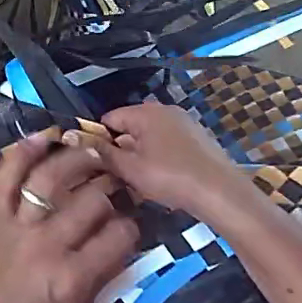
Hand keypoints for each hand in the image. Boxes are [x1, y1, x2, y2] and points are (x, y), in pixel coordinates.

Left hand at [0, 131, 139, 302]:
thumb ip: (104, 275)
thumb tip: (124, 240)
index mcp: (72, 276)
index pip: (119, 236)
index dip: (132, 227)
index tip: (131, 225)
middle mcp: (46, 245)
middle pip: (90, 201)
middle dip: (112, 187)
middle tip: (120, 182)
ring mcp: (18, 226)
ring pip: (50, 179)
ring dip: (76, 159)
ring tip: (94, 150)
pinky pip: (6, 177)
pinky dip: (22, 153)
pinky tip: (43, 137)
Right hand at [95, 103, 256, 219]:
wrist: (220, 192)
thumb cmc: (170, 177)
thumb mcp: (130, 168)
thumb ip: (104, 153)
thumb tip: (81, 140)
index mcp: (146, 112)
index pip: (110, 118)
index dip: (99, 139)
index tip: (97, 162)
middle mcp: (165, 110)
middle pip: (131, 127)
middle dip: (121, 149)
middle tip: (117, 175)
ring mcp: (185, 123)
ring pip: (150, 137)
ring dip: (140, 156)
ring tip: (139, 182)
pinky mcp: (198, 139)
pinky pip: (168, 144)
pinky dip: (160, 159)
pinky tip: (162, 181)